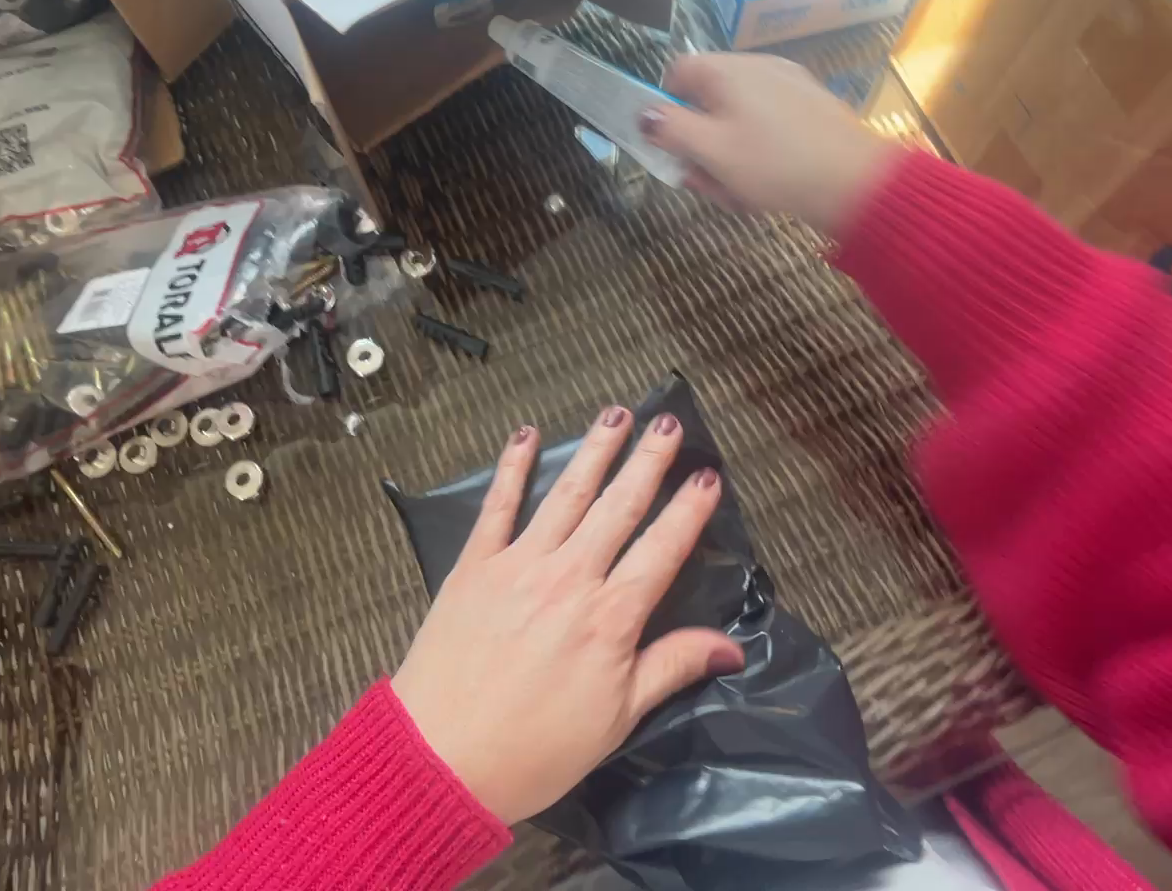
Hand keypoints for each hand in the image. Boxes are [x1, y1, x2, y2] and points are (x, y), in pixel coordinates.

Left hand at [391, 408, 742, 824]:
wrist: (440, 757)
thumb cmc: (536, 748)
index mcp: (610, 617)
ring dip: (594, 451)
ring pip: (566, 495)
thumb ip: (671, 668)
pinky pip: (498, 505)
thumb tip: (732, 645)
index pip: (662, 550)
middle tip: (668, 423)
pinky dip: (512, 467)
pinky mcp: (476, 563)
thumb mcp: (617, 719)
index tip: (708, 475)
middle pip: (618, 508)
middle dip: (648, 462)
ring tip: (616, 413)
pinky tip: (526, 435)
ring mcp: (519, 563)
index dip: (689, 509)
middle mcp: (569, 577)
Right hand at [639, 53, 901, 232]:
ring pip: (734, 118)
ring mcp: (786, 85)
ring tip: (738, 190)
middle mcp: (756, 67)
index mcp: (727, 72)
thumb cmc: (773, 164)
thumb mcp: (710, 151)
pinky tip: (765, 182)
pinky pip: (764, 126)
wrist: (852, 180)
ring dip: (725, 154)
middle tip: (705, 179)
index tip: (670, 145)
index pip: (677, 73)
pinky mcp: (807, 108)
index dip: (665, 108)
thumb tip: (643, 114)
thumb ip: (670, 129)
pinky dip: (755, 152)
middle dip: (697, 142)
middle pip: (705, 99)